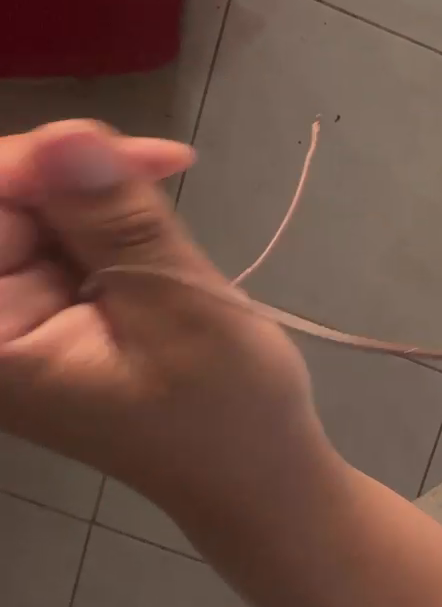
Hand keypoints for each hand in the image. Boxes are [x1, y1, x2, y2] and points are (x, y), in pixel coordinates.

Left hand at [0, 121, 322, 503]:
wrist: (254, 472)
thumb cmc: (231, 410)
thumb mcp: (189, 316)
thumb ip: (126, 230)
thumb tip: (73, 134)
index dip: (40, 163)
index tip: (160, 157)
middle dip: (70, 177)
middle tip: (170, 170)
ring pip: (23, 215)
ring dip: (95, 202)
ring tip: (172, 234)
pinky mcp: (32, 311)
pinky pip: (46, 241)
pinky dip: (103, 226)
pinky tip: (154, 243)